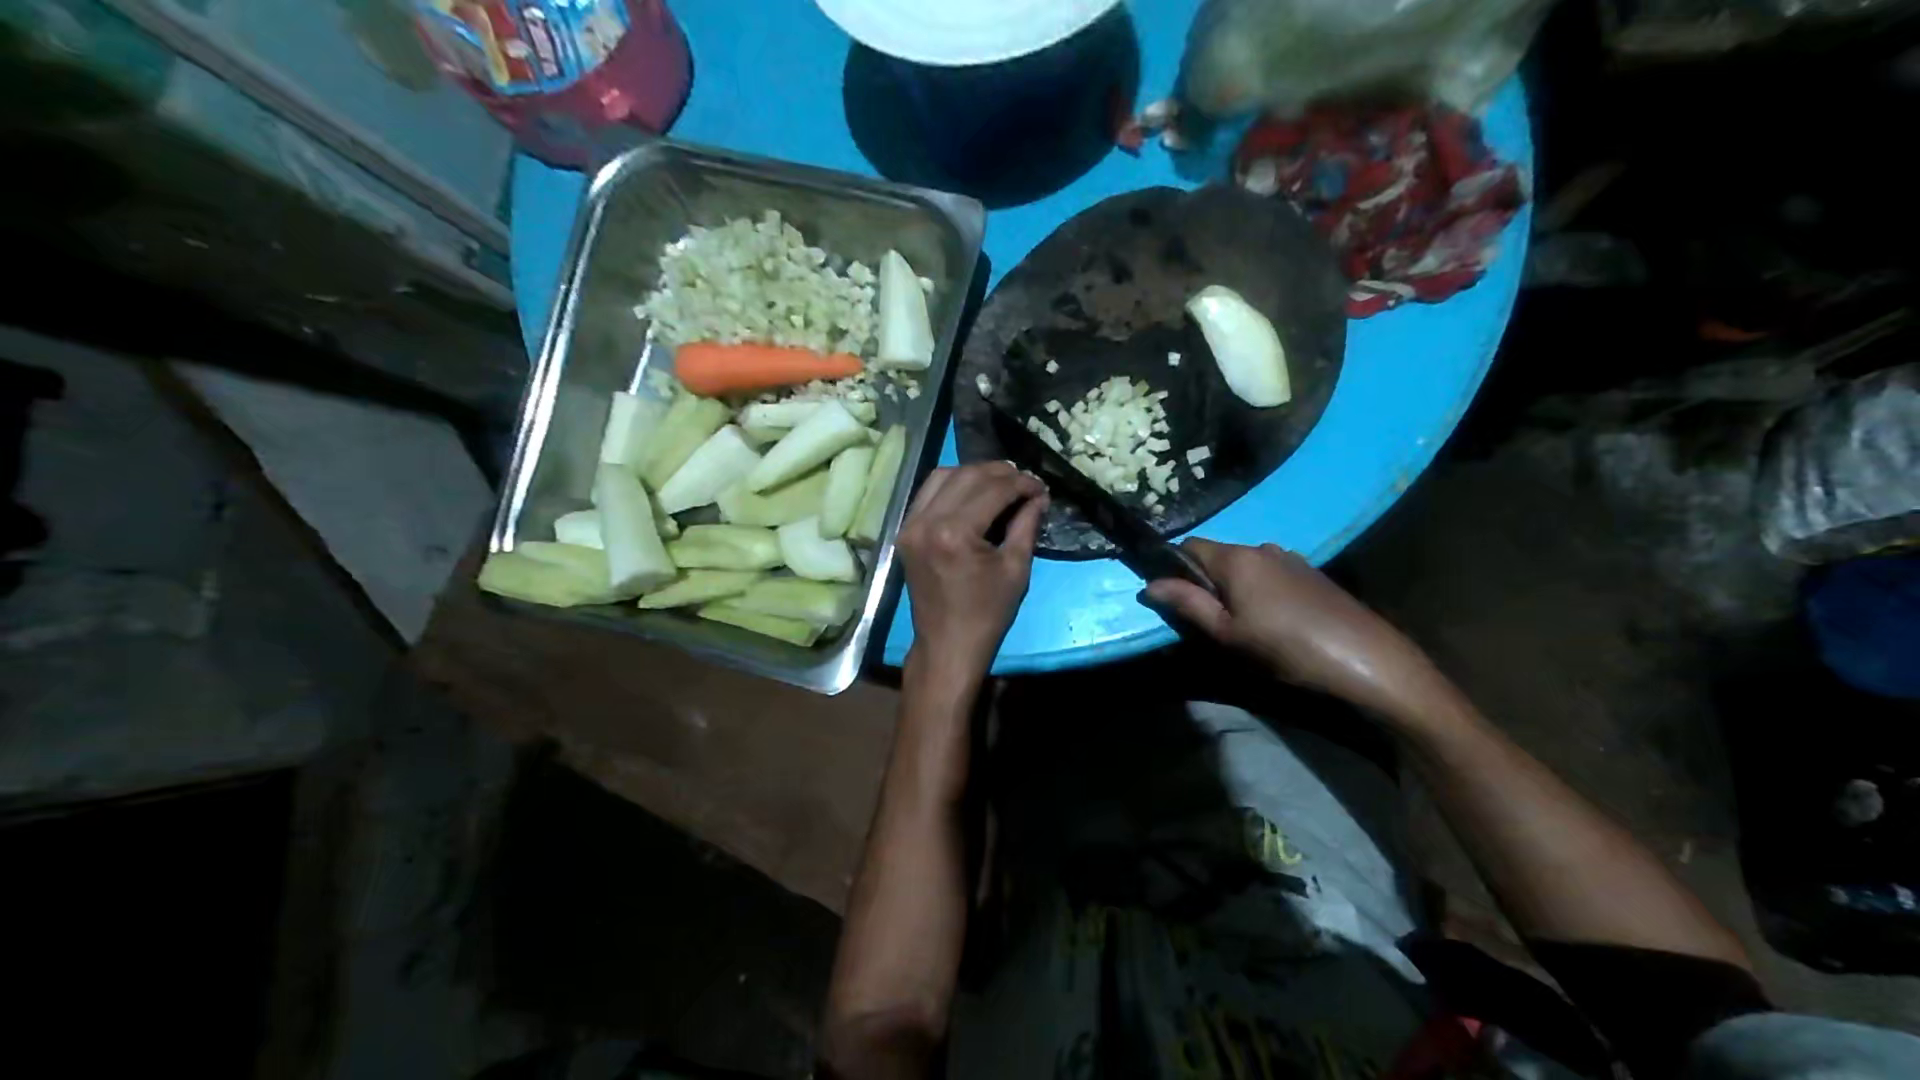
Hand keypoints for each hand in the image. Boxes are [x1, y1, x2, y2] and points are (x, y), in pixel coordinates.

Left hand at [899, 463, 1047, 685]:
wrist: (947, 644)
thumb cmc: (987, 613)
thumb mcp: (1016, 568)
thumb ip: (1026, 524)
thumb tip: (1038, 495)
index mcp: (954, 533)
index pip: (993, 489)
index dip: (1022, 483)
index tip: (1041, 487)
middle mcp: (926, 521)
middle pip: (967, 475)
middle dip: (1001, 472)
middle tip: (1024, 481)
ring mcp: (910, 524)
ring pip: (943, 476)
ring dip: (974, 473)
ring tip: (1001, 482)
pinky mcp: (905, 531)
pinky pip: (928, 493)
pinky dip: (952, 485)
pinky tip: (973, 492)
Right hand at [1145, 539, 1448, 721]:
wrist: (1368, 660)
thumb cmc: (1287, 648)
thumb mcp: (1228, 633)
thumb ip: (1187, 604)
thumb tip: (1149, 585)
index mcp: (1236, 558)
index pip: (1189, 546)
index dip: (1174, 568)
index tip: (1175, 599)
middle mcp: (1262, 548)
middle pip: (1218, 556)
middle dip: (1205, 582)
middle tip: (1209, 622)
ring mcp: (1291, 558)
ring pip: (1245, 566)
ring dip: (1234, 588)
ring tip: (1244, 625)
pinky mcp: (1312, 574)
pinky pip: (1270, 574)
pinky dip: (1260, 591)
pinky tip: (1275, 622)